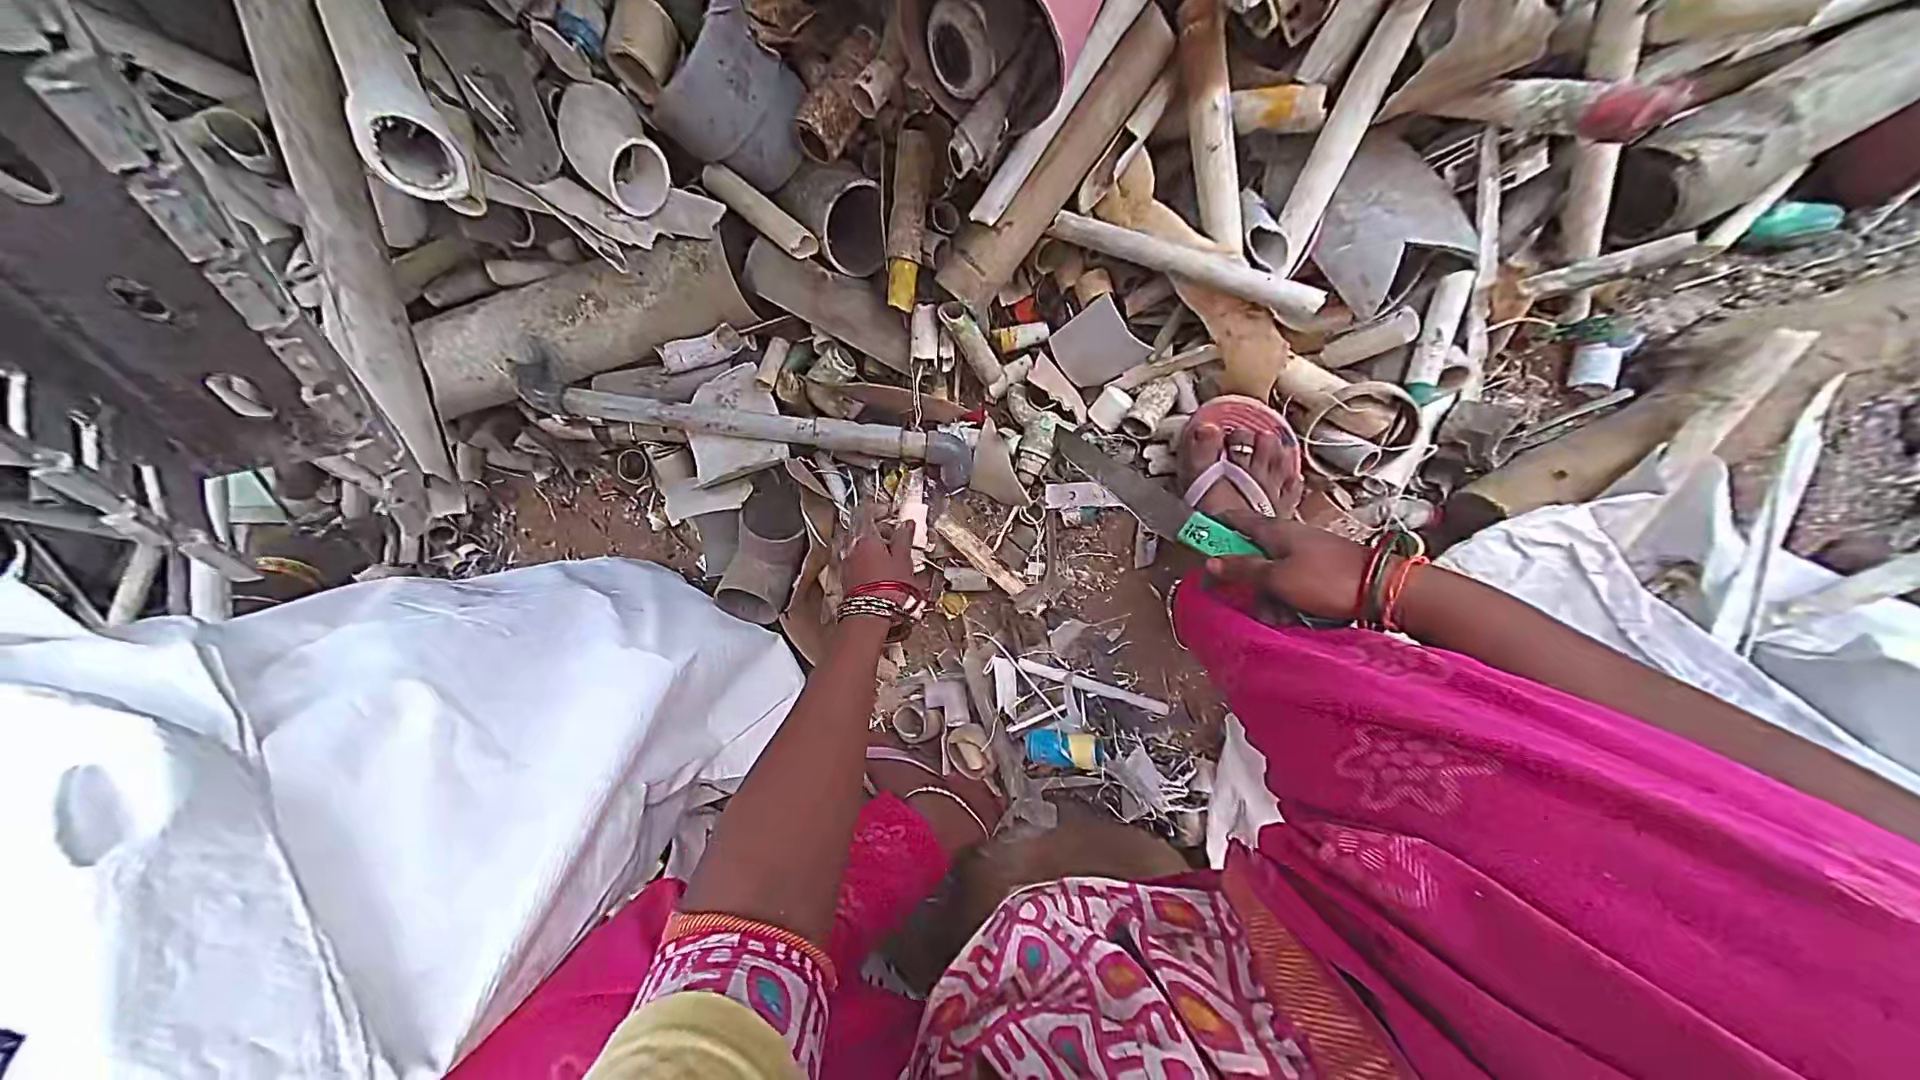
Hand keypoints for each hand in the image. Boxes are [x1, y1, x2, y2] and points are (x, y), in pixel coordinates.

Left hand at [838, 510, 917, 596]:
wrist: (871, 615)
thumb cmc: (889, 587)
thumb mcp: (903, 559)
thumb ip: (903, 538)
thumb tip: (906, 524)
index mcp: (866, 538)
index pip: (867, 514)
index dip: (880, 511)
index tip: (890, 514)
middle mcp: (851, 547)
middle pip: (863, 530)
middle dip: (880, 531)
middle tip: (897, 538)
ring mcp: (846, 563)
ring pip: (859, 546)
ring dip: (873, 547)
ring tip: (890, 557)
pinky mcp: (846, 578)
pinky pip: (856, 561)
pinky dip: (867, 560)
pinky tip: (880, 571)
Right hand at [1201, 510, 1373, 620]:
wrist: (1384, 591)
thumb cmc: (1327, 580)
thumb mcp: (1276, 578)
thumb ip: (1241, 570)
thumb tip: (1208, 563)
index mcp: (1273, 530)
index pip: (1233, 520)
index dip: (1213, 529)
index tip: (1199, 544)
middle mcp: (1287, 537)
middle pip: (1250, 556)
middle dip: (1246, 582)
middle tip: (1250, 601)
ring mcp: (1304, 554)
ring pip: (1270, 576)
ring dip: (1269, 598)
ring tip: (1282, 616)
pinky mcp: (1319, 572)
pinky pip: (1290, 585)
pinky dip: (1288, 601)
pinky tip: (1297, 616)